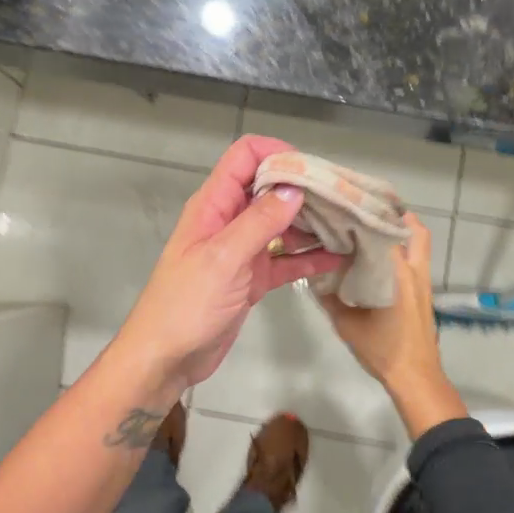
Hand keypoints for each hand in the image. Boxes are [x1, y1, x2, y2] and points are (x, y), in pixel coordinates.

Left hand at [110, 136, 344, 390]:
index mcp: (214, 205)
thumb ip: (259, 222)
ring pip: (281, 224)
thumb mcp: (223, 259)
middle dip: (304, 188)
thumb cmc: (186, 304)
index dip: (277, 153)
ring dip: (312, 223)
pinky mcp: (252, 279)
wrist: (165, 359)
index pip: (244, 157)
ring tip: (349, 225)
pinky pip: (285, 260)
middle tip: (343, 198)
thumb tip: (295, 188)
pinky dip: (309, 257)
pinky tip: (339, 258)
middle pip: (269, 188)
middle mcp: (229, 221)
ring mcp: (241, 251)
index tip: (313, 170)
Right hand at [320, 213, 439, 386]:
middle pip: (416, 231)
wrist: (415, 377)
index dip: (371, 215)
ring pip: (419, 246)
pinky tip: (380, 259)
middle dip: (397, 217)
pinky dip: (403, 252)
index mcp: (397, 273)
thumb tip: (313, 275)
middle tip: (369, 212)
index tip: (352, 206)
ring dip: (402, 234)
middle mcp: (415, 271)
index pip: (387, 231)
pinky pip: (417, 262)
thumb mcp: (347, 324)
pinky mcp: (425, 294)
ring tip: (373, 230)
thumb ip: (330, 297)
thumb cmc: (383, 349)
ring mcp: (423, 282)